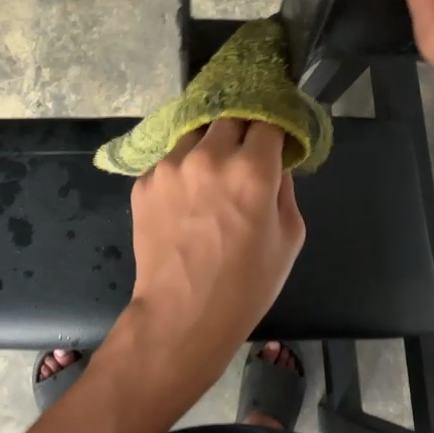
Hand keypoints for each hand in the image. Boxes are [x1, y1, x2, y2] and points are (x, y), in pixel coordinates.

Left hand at [119, 120, 305, 400]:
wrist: (182, 316)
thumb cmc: (245, 286)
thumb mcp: (289, 238)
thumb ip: (285, 190)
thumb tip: (276, 165)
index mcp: (252, 169)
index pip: (267, 120)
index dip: (273, 128)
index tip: (275, 139)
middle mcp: (209, 156)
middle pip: (229, 117)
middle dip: (241, 130)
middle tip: (244, 154)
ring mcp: (170, 166)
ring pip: (195, 133)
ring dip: (207, 145)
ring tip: (210, 174)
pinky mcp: (144, 181)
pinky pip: (169, 161)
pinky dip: (181, 170)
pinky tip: (185, 198)